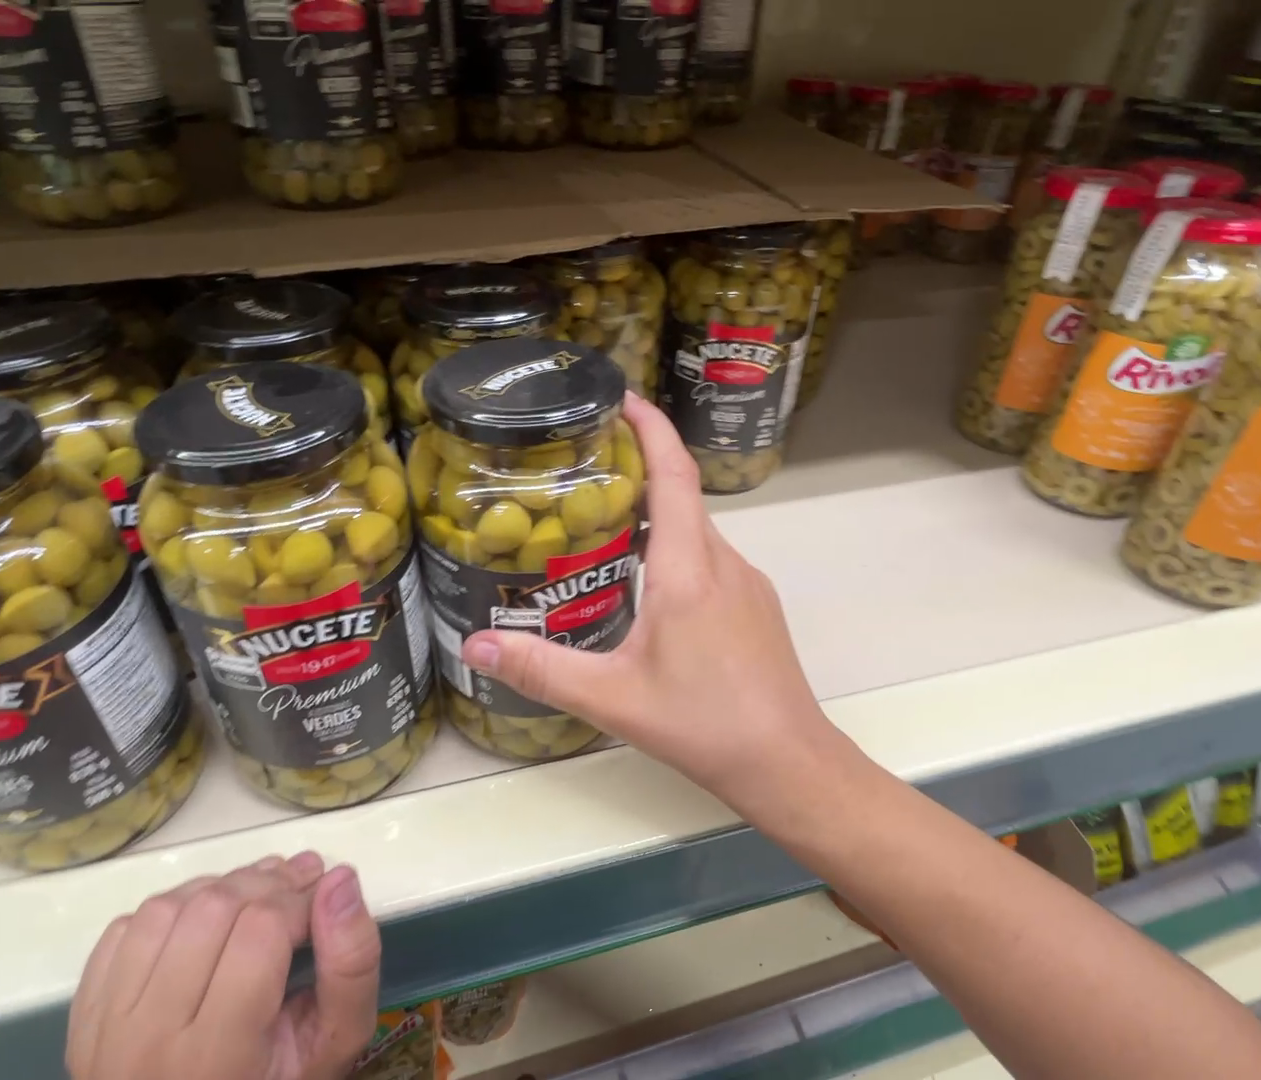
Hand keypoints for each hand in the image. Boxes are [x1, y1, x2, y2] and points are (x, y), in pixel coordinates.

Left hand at [66, 852, 380, 1079]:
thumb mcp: (334, 1045)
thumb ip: (352, 965)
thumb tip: (339, 879)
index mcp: (216, 1056)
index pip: (260, 931)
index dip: (302, 899)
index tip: (324, 899)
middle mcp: (148, 1038)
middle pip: (212, 910)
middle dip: (268, 882)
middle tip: (302, 882)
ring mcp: (107, 1024)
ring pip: (165, 908)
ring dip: (221, 886)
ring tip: (258, 895)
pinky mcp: (87, 1012)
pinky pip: (125, 929)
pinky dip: (171, 909)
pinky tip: (204, 923)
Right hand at [461, 394, 847, 812]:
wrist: (787, 762)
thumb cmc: (703, 724)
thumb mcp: (612, 698)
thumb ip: (541, 669)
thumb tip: (473, 646)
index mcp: (689, 569)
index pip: (675, 474)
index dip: (651, 428)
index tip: (621, 397)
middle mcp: (725, 562)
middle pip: (683, 497)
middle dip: (639, 471)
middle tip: (584, 469)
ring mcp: (748, 584)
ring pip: (697, 532)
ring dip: (657, 516)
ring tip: (603, 525)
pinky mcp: (757, 607)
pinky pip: (711, 559)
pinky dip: (677, 551)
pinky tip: (648, 587)